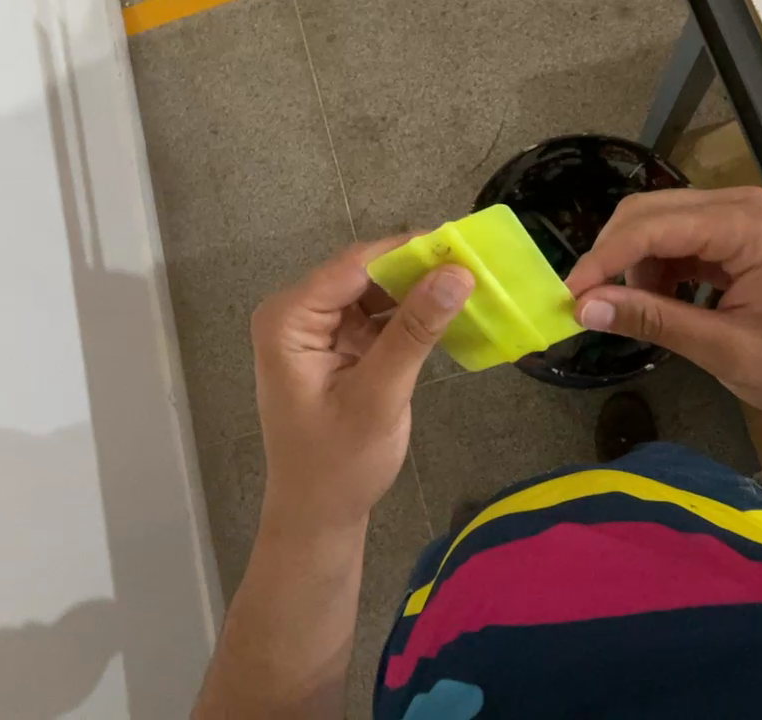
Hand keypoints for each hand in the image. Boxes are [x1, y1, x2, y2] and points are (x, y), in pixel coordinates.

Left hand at [251, 240, 473, 533]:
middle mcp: (296, 313)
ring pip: (373, 289)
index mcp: (288, 319)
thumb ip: (415, 331)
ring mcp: (315, 328)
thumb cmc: (338, 464)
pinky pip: (376, 313)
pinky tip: (445, 312)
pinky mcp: (336, 344)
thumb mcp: (379, 396)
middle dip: (415, 268)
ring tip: (468, 283)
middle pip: (363, 272)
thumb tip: (457, 273)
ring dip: (416, 289)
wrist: (318, 516)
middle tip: (473, 263)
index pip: (353, 266)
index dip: (407, 250)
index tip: (461, 244)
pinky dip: (408, 314)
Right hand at [565, 188, 761, 432]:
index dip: (602, 260)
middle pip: (649, 213)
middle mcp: (741, 206)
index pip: (650, 227)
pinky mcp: (743, 237)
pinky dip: (660, 270)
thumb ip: (654, 321)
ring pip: (660, 225)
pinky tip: (666, 304)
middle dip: (613, 258)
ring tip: (637, 314)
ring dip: (636, 266)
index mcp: (746, 225)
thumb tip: (584, 308)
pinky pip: (682, 240)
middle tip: (589, 305)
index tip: (567, 297)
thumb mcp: (728, 352)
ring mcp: (744, 219)